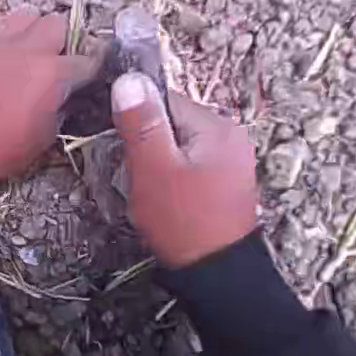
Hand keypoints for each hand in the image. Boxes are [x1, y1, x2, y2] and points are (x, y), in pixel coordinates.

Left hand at [0, 11, 98, 184]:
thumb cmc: (4, 148)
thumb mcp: (47, 134)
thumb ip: (62, 106)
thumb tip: (67, 95)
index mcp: (53, 74)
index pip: (87, 59)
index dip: (93, 66)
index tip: (91, 72)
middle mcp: (29, 51)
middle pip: (58, 23)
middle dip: (64, 40)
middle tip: (59, 59)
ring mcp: (0, 44)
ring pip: (28, 15)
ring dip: (35, 30)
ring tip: (32, 51)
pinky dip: (8, 34)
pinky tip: (7, 53)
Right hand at [111, 72, 258, 267]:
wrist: (216, 275)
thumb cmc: (183, 221)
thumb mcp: (154, 168)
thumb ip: (141, 123)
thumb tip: (128, 80)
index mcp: (216, 126)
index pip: (163, 101)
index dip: (136, 122)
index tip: (125, 149)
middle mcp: (230, 137)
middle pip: (171, 125)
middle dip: (147, 148)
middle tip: (139, 177)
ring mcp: (230, 162)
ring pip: (177, 148)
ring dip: (157, 165)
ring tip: (152, 193)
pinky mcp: (224, 184)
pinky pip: (188, 167)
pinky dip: (172, 179)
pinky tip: (166, 200)